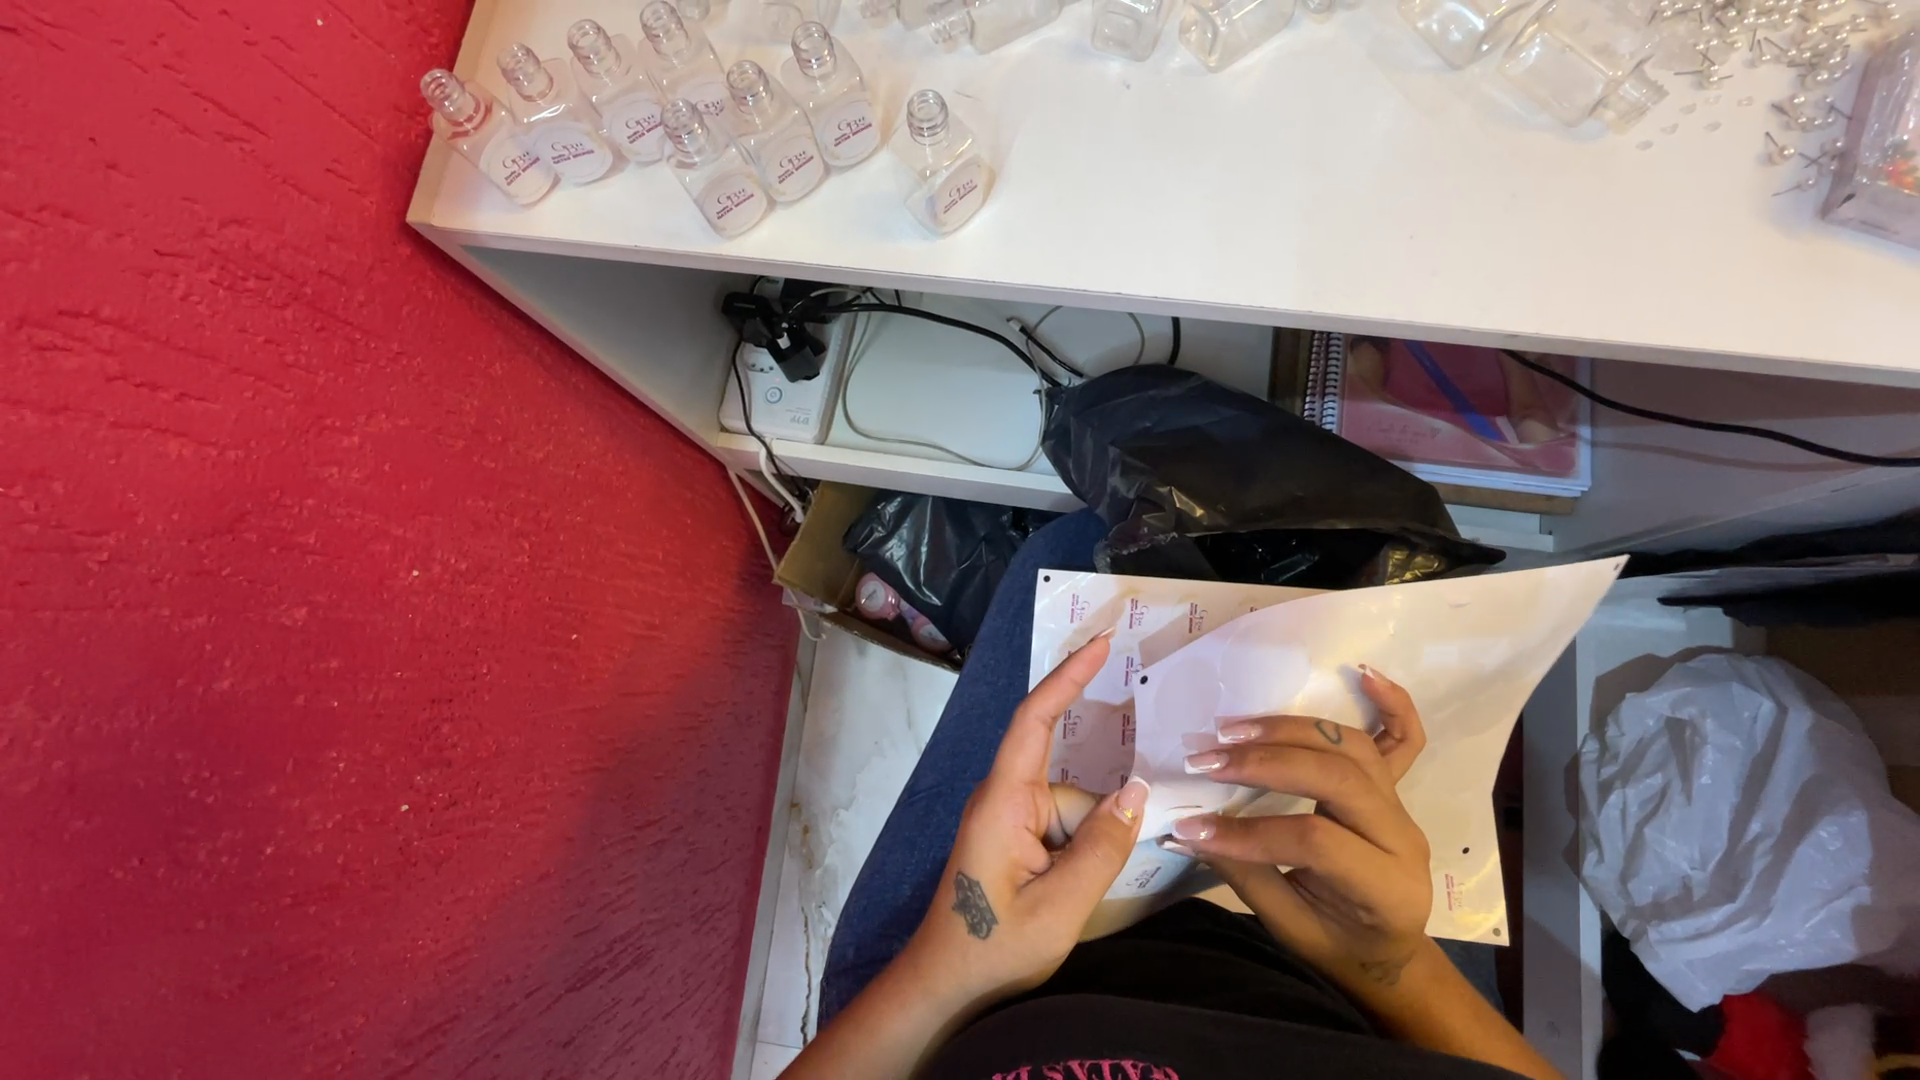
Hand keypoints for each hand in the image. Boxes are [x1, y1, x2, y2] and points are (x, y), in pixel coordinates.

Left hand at [904, 633, 1149, 1007]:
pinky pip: (1063, 831)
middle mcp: (1006, 797)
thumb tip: (1137, 793)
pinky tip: (1065, 897)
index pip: (1036, 720)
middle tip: (1079, 891)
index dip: (1068, 677)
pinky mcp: (1015, 837)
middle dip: (1093, 834)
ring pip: (1075, 816)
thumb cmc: (993, 946)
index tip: (1102, 643)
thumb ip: (1103, 847)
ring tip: (1062, 905)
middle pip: (1073, 789)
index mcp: (1005, 799)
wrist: (945, 986)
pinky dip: (1078, 859)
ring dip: (1084, 857)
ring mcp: (1009, 818)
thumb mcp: (1061, 905)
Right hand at [1168, 666, 1433, 989]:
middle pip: (1337, 778)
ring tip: (1234, 730)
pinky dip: (1392, 705)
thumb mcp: (1289, 926)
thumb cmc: (1337, 945)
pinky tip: (1364, 675)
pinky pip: (1403, 740)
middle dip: (1264, 764)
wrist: (1386, 951)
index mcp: (1383, 886)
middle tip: (1207, 760)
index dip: (1248, 832)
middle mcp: (1401, 836)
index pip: (1313, 840)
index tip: (1190, 829)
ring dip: (1290, 730)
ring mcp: (1402, 806)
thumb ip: (1243, 874)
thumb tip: (1185, 829)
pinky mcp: (1395, 788)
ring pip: (1352, 748)